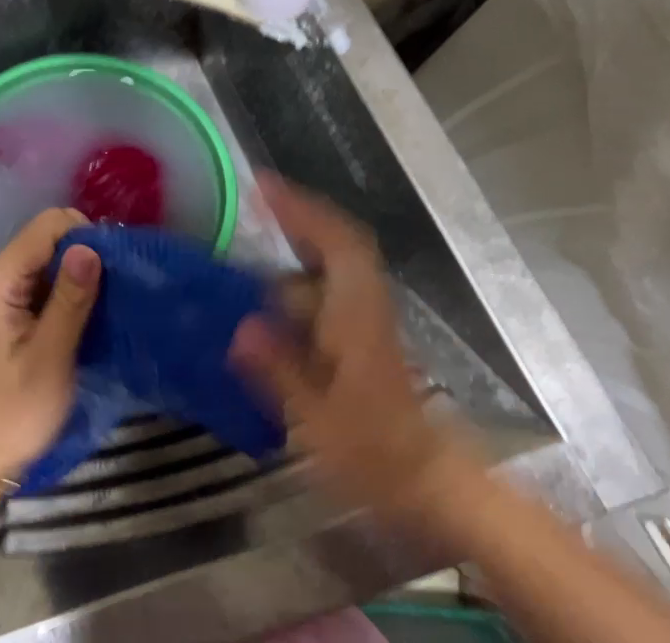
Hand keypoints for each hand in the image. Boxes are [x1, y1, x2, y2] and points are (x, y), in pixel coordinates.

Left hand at [0, 208, 102, 478]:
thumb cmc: (15, 410)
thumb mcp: (50, 356)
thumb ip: (70, 300)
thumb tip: (91, 247)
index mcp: (1, 278)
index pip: (49, 225)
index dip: (86, 237)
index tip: (118, 269)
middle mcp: (1, 276)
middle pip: (52, 238)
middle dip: (88, 254)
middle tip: (122, 288)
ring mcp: (9, 294)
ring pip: (55, 260)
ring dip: (85, 275)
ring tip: (117, 301)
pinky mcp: (19, 312)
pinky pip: (52, 284)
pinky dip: (76, 292)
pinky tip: (99, 314)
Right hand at [230, 174, 475, 516]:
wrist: (428, 483)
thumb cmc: (375, 453)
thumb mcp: (317, 418)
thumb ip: (280, 369)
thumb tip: (242, 326)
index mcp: (358, 319)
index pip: (339, 245)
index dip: (303, 210)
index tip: (264, 186)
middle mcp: (367, 309)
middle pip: (340, 245)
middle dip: (300, 217)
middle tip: (254, 202)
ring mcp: (368, 322)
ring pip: (337, 266)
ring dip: (301, 243)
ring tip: (254, 238)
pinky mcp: (364, 339)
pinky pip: (333, 287)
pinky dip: (303, 273)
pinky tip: (270, 291)